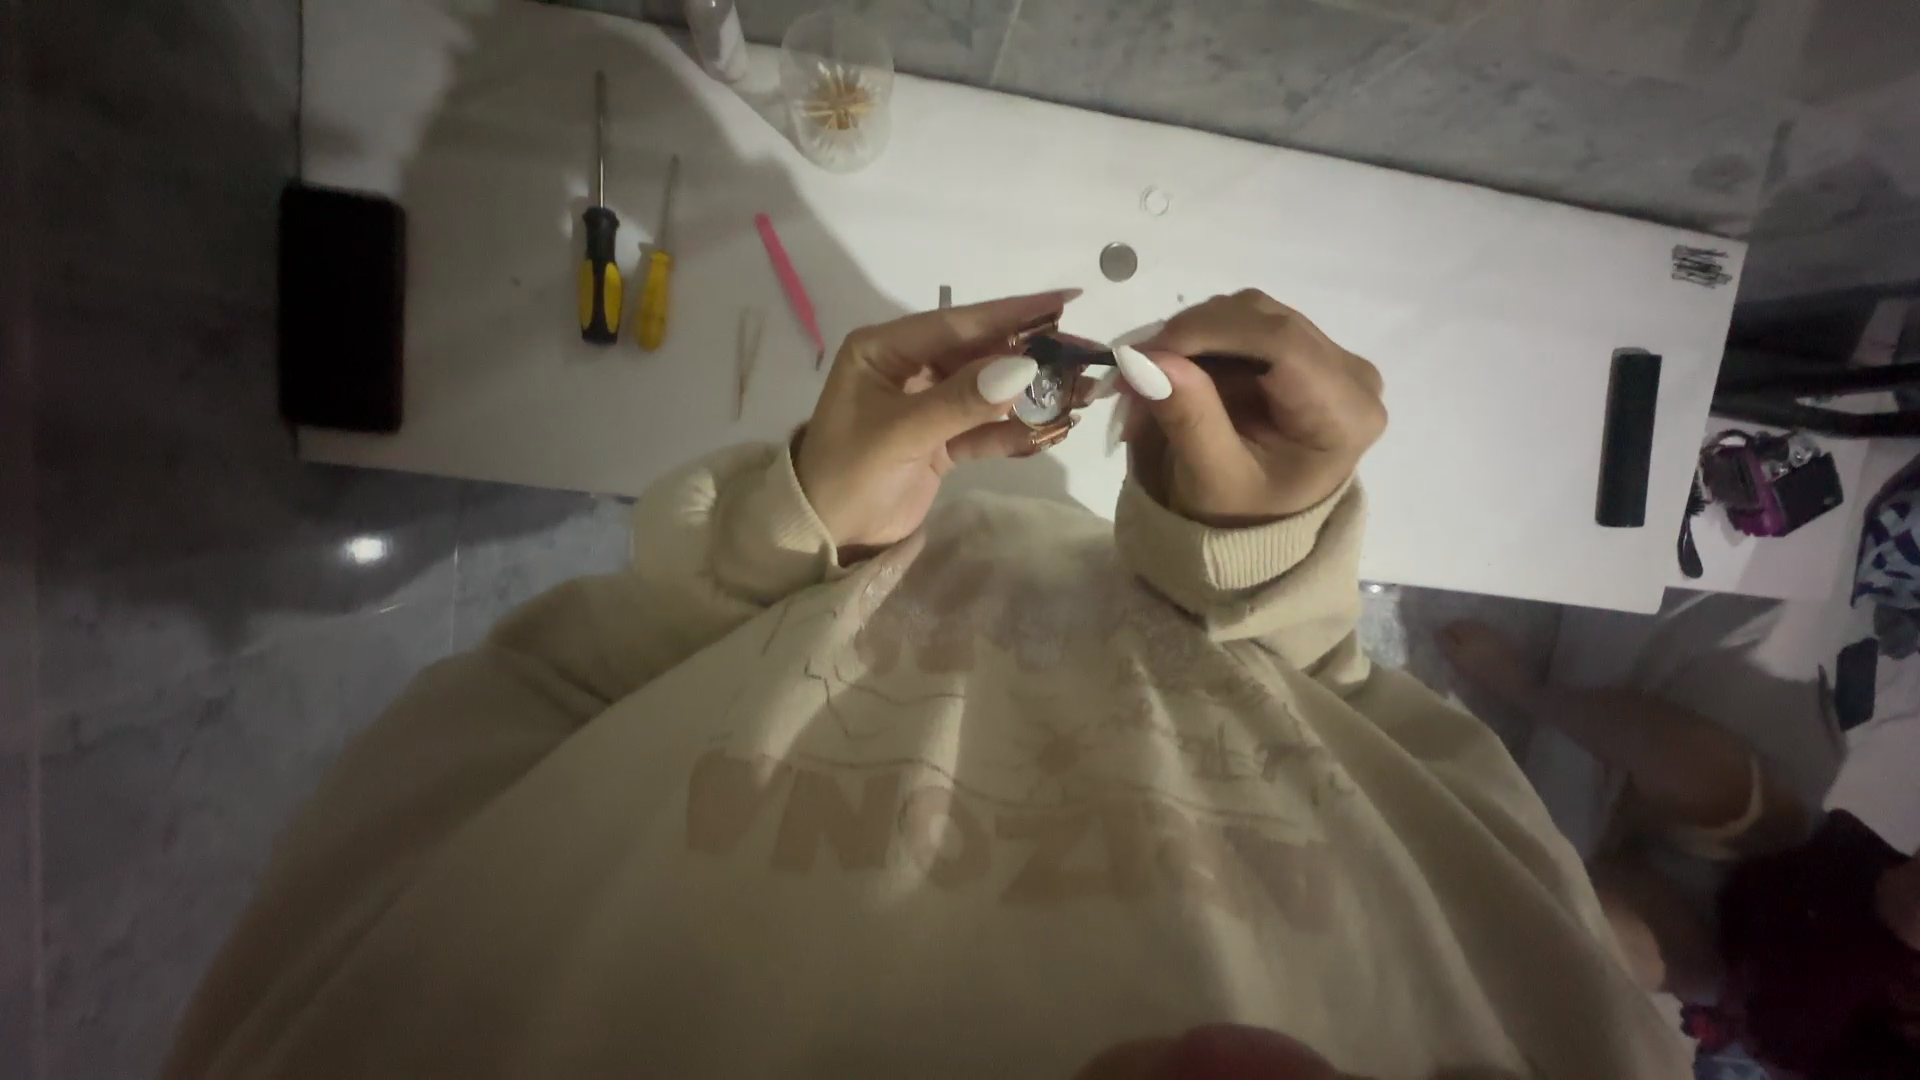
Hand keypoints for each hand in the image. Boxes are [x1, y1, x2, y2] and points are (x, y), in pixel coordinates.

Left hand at [795, 290, 1079, 552]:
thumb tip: (1022, 369)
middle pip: (980, 353)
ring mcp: (927, 405)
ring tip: (1083, 393)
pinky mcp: (940, 440)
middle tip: (1087, 354)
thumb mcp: (900, 434)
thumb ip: (960, 401)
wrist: (826, 537)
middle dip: (1032, 356)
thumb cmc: (848, 475)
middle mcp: (908, 368)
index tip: (1064, 302)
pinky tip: (1051, 431)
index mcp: (885, 350)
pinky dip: (1014, 432)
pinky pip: (984, 429)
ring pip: (988, 391)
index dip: (1012, 313)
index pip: (957, 322)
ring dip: (1030, 396)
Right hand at [1116, 289, 1385, 527]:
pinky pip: (1239, 325)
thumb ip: (1188, 418)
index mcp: (1345, 414)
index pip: (1280, 341)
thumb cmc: (1240, 517)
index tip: (1141, 355)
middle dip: (1186, 338)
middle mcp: (1350, 374)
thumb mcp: (1210, 479)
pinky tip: (1169, 378)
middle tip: (1128, 375)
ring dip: (1185, 341)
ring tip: (1145, 384)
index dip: (1206, 333)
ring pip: (1244, 314)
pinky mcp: (1301, 351)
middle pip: (1261, 319)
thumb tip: (1147, 359)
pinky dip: (1194, 346)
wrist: (1254, 524)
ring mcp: (1328, 357)